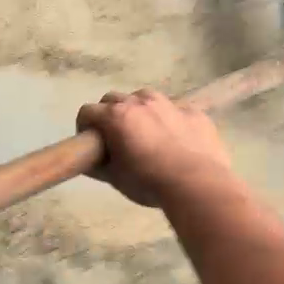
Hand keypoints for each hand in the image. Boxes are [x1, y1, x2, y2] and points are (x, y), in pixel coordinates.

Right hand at [76, 89, 241, 207]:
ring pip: (145, 97)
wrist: (199, 186)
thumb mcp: (115, 179)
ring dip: (139, 110)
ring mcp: (169, 104)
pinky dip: (169, 118)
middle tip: (117, 136)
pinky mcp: (194, 112)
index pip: (87, 111)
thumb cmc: (149, 182)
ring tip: (147, 132)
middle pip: (113, 98)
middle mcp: (139, 102)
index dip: (85, 126)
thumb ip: (98, 165)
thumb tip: (89, 162)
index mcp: (115, 116)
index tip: (91, 142)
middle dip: (110, 113)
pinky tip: (176, 138)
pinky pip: (175, 109)